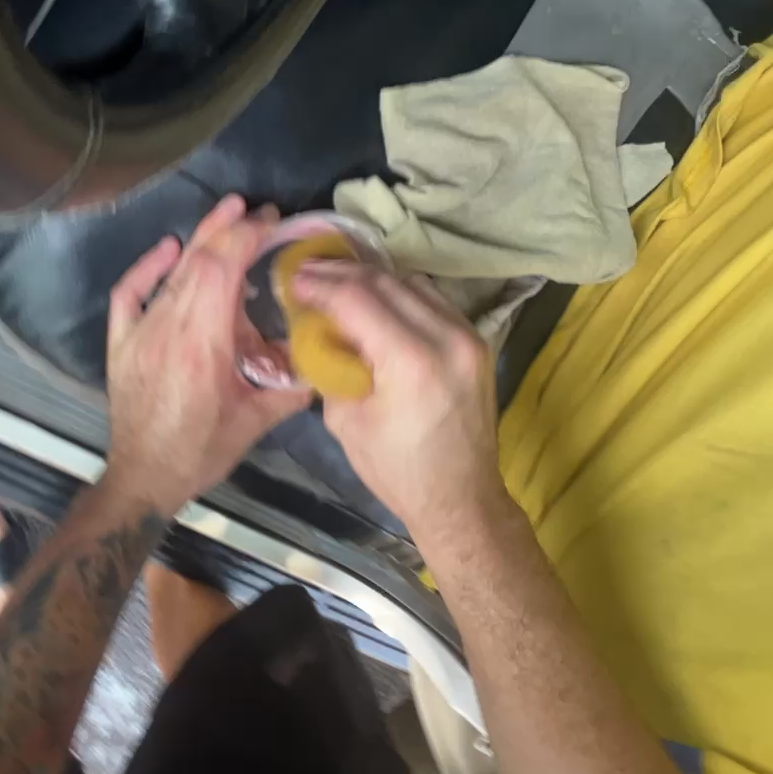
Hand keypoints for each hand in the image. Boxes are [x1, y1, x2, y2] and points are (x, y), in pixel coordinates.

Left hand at [104, 195, 311, 509]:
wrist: (144, 477)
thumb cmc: (200, 451)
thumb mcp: (255, 422)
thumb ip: (291, 389)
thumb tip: (323, 364)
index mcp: (202, 343)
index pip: (222, 270)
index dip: (245, 238)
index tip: (271, 222)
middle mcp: (169, 327)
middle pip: (199, 261)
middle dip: (230, 228)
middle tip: (259, 211)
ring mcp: (141, 331)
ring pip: (172, 272)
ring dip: (201, 238)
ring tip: (228, 212)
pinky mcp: (122, 341)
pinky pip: (131, 293)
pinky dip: (149, 266)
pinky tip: (168, 248)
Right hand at [292, 264, 506, 535]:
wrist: (462, 499)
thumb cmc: (397, 471)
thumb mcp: (345, 421)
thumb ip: (331, 365)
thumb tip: (318, 329)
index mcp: (410, 361)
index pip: (357, 298)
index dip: (321, 285)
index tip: (295, 280)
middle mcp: (446, 337)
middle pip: (385, 282)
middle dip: (342, 274)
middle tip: (311, 275)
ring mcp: (468, 336)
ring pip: (413, 283)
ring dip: (373, 280)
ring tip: (340, 286)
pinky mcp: (477, 342)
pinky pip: (433, 300)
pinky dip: (401, 295)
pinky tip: (378, 303)